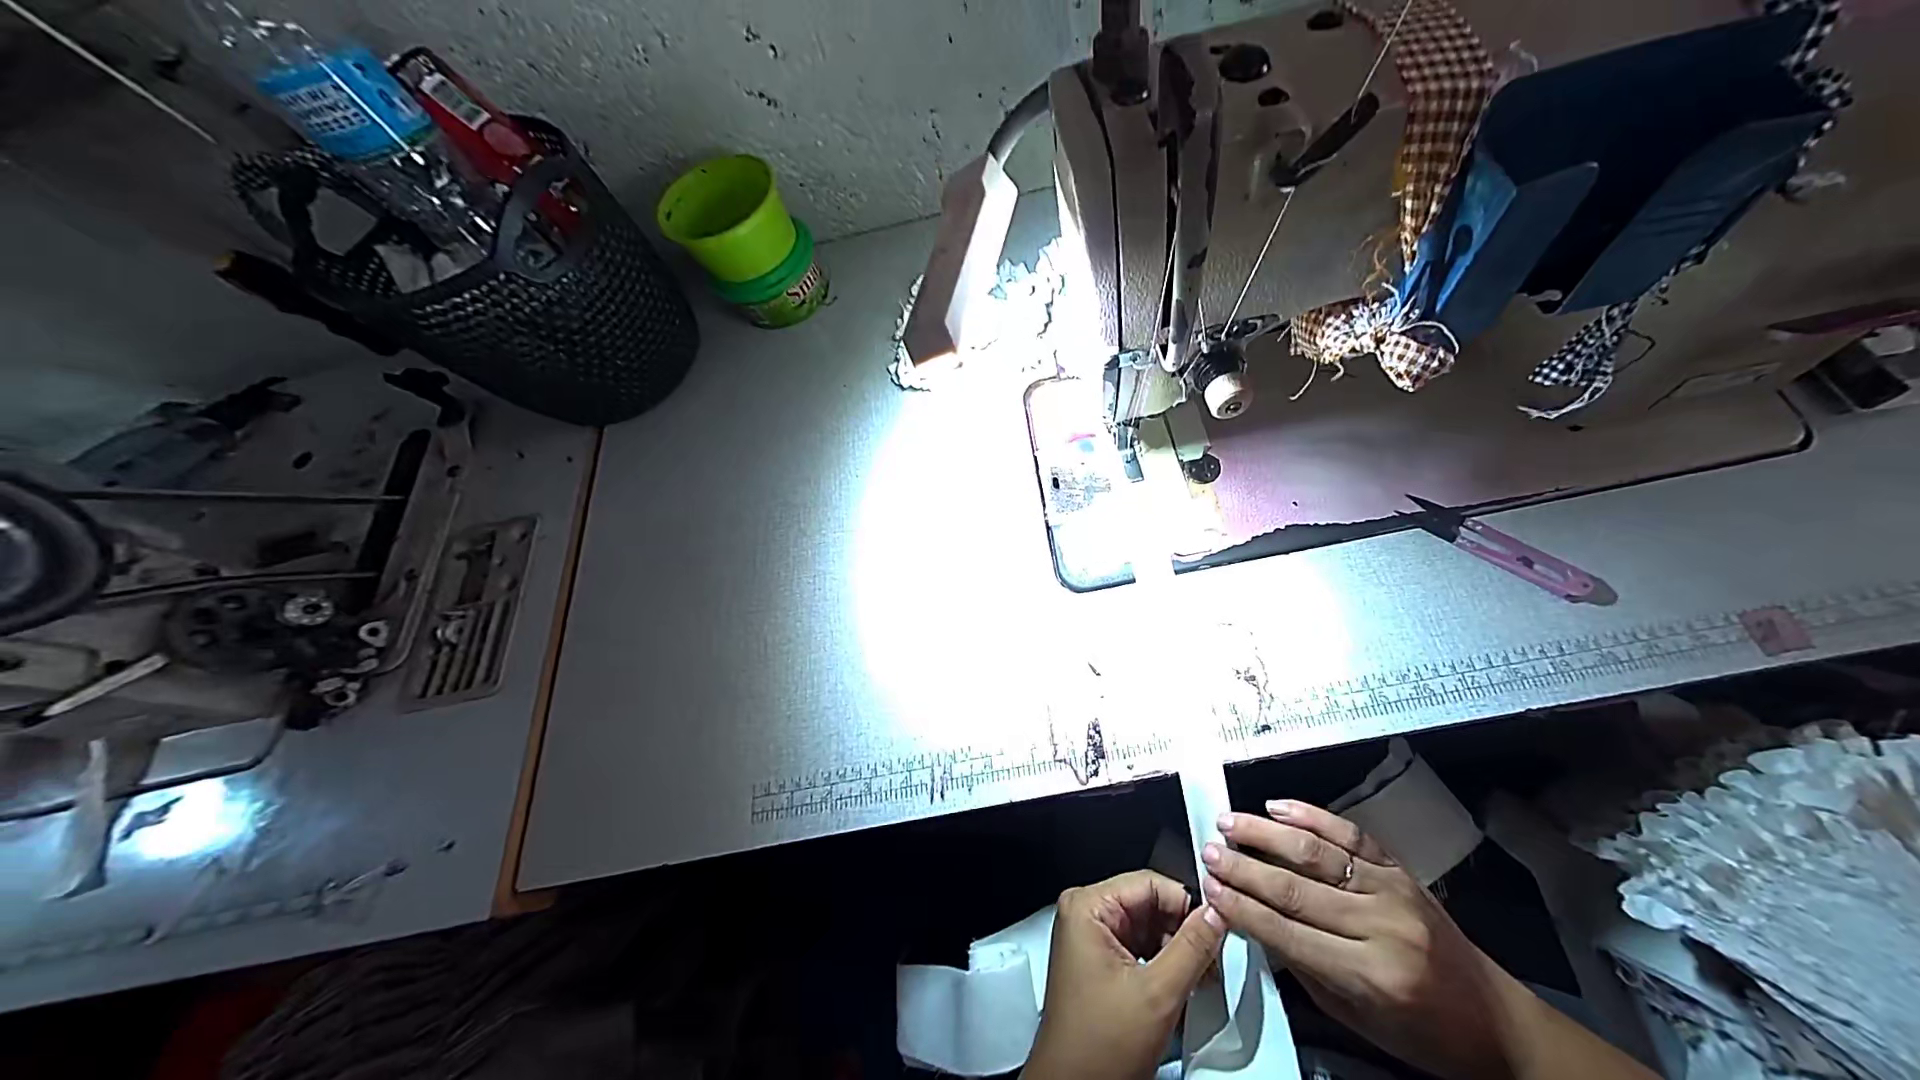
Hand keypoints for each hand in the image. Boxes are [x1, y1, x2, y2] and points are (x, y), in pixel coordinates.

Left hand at [1024, 870, 1228, 1079]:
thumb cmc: (1096, 1046)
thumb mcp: (1157, 993)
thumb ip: (1191, 947)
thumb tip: (1216, 914)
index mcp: (1087, 906)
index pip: (1149, 882)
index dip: (1187, 902)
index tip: (1219, 924)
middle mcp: (1086, 913)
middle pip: (1150, 903)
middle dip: (1184, 930)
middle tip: (1213, 960)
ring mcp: (1092, 936)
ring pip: (1150, 925)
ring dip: (1178, 949)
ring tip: (1201, 977)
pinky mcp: (1101, 959)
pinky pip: (1141, 945)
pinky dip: (1166, 962)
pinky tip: (1184, 984)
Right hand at [1199, 801, 1519, 1079]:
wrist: (1497, 1022)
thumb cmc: (1420, 1031)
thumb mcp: (1354, 1016)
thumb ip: (1302, 965)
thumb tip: (1251, 919)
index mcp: (1371, 976)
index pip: (1289, 934)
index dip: (1243, 909)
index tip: (1208, 888)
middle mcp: (1383, 927)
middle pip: (1296, 889)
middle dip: (1245, 869)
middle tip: (1209, 852)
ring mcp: (1395, 891)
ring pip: (1317, 853)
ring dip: (1266, 834)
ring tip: (1229, 823)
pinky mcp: (1402, 870)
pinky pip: (1352, 834)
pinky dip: (1313, 815)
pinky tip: (1280, 806)